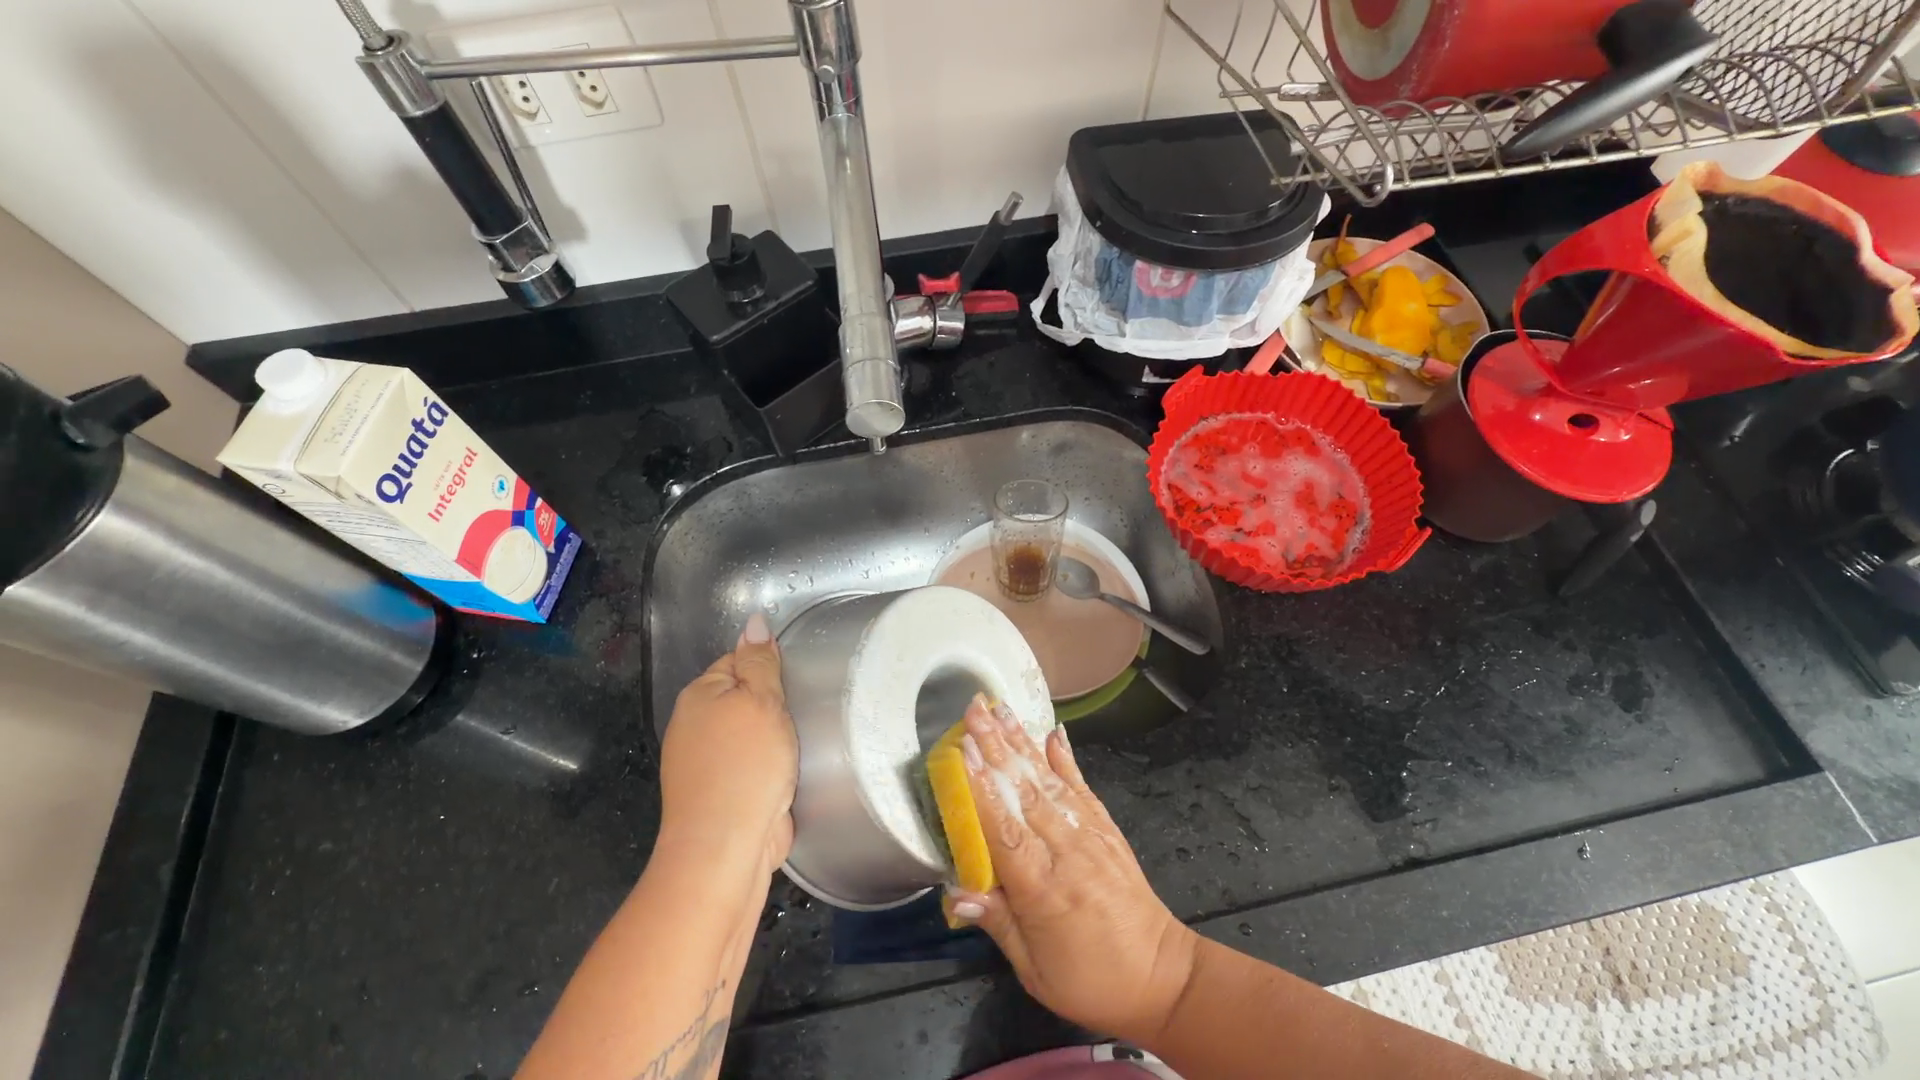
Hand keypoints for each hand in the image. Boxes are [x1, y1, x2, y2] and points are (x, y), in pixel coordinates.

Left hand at [658, 613, 796, 876]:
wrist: (726, 844)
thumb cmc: (746, 764)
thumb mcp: (761, 701)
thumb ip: (760, 662)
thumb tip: (754, 621)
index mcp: (699, 695)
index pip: (738, 661)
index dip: (769, 669)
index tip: (796, 684)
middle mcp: (694, 726)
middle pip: (743, 700)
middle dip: (773, 707)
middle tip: (805, 715)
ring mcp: (704, 764)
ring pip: (749, 736)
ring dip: (773, 741)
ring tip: (803, 745)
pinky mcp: (721, 795)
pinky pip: (751, 768)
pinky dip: (769, 770)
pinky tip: (789, 775)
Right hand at [948, 698, 1198, 1045]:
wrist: (1162, 978)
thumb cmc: (1089, 981)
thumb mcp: (1034, 970)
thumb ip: (997, 923)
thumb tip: (954, 893)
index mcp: (1043, 891)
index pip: (1007, 831)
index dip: (983, 790)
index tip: (963, 751)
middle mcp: (1068, 853)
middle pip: (1026, 793)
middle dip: (997, 747)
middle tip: (973, 708)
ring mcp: (1091, 837)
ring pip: (1050, 782)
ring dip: (1022, 742)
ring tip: (1000, 708)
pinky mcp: (1108, 831)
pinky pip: (1083, 789)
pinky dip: (1066, 759)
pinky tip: (1052, 733)